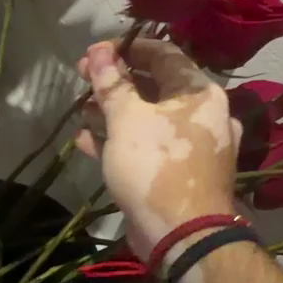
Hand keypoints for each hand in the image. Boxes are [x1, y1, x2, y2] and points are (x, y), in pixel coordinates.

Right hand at [76, 38, 240, 258]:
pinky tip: (85, 140)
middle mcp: (202, 115)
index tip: (92, 53)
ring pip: (147, 117)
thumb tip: (97, 51)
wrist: (181, 234)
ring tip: (81, 111)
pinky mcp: (175, 173)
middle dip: (114, 82)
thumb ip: (111, 83)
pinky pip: (145, 146)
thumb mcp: (127, 119)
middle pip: (154, 85)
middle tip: (81, 78)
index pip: (163, 53)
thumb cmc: (156, 167)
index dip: (125, 48)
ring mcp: (190, 147)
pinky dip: (118, 140)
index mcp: (200, 94)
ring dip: (112, 111)